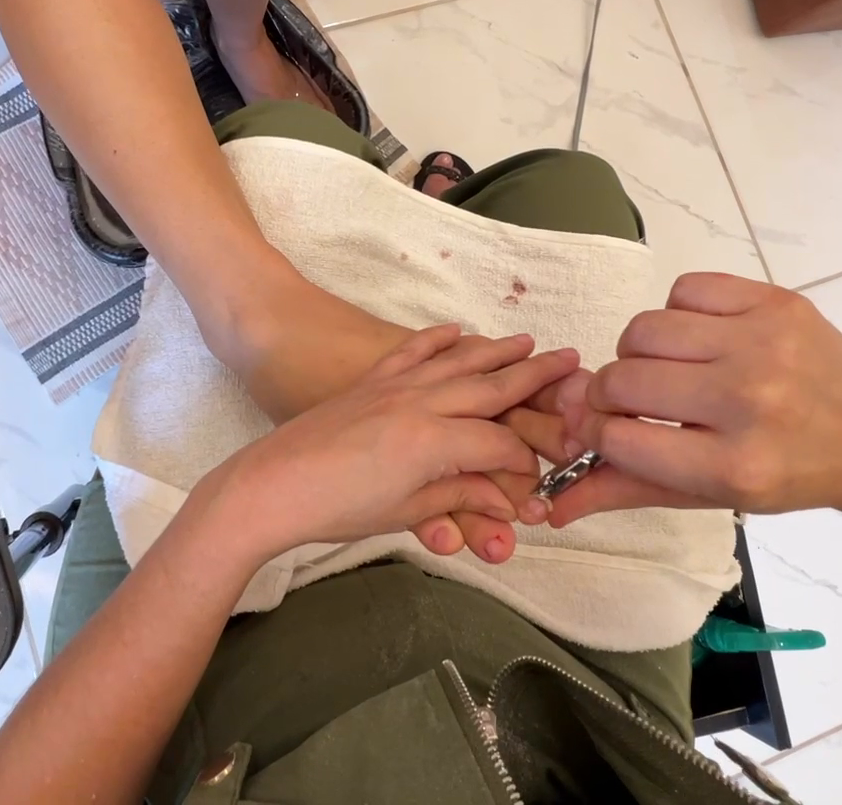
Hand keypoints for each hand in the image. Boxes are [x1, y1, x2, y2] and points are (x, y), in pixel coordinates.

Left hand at [198, 325, 579, 564]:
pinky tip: (454, 330)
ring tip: (526, 340)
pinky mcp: (370, 381)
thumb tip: (505, 502)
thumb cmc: (337, 507)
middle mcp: (421, 403)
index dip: (524, 462)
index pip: (499, 444)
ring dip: (493, 349)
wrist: (271, 484)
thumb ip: (458, 498)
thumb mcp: (404, 510)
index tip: (537, 479)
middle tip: (570, 359)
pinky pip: (410, 352)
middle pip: (489, 386)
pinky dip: (435, 340)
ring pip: (455, 361)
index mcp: (435, 441)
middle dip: (533, 375)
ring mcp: (393, 386)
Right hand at [543, 273, 841, 526]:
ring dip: (641, 350)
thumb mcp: (704, 495)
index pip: (616, 437)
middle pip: (622, 378)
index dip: (597, 431)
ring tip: (670, 368)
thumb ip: (622, 491)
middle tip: (636, 400)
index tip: (607, 428)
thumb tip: (550, 506)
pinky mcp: (777, 302)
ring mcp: (765, 344)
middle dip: (613, 391)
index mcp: (735, 465)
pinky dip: (678, 313)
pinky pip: (683, 290)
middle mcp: (750, 401)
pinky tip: (702, 338)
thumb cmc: (782, 473)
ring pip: (643, 328)